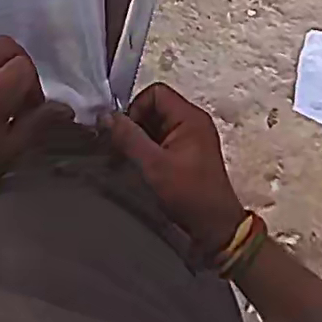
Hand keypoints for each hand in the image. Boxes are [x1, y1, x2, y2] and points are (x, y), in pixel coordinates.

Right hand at [108, 82, 246, 257]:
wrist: (215, 229)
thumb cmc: (188, 194)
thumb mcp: (153, 165)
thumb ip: (128, 137)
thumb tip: (105, 116)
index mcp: (190, 118)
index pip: (155, 93)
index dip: (135, 108)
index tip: (126, 133)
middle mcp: (191, 122)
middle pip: (152, 108)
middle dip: (133, 125)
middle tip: (121, 149)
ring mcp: (189, 138)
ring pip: (153, 125)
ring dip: (136, 140)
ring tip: (127, 161)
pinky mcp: (185, 153)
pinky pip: (159, 140)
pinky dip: (145, 150)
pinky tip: (137, 167)